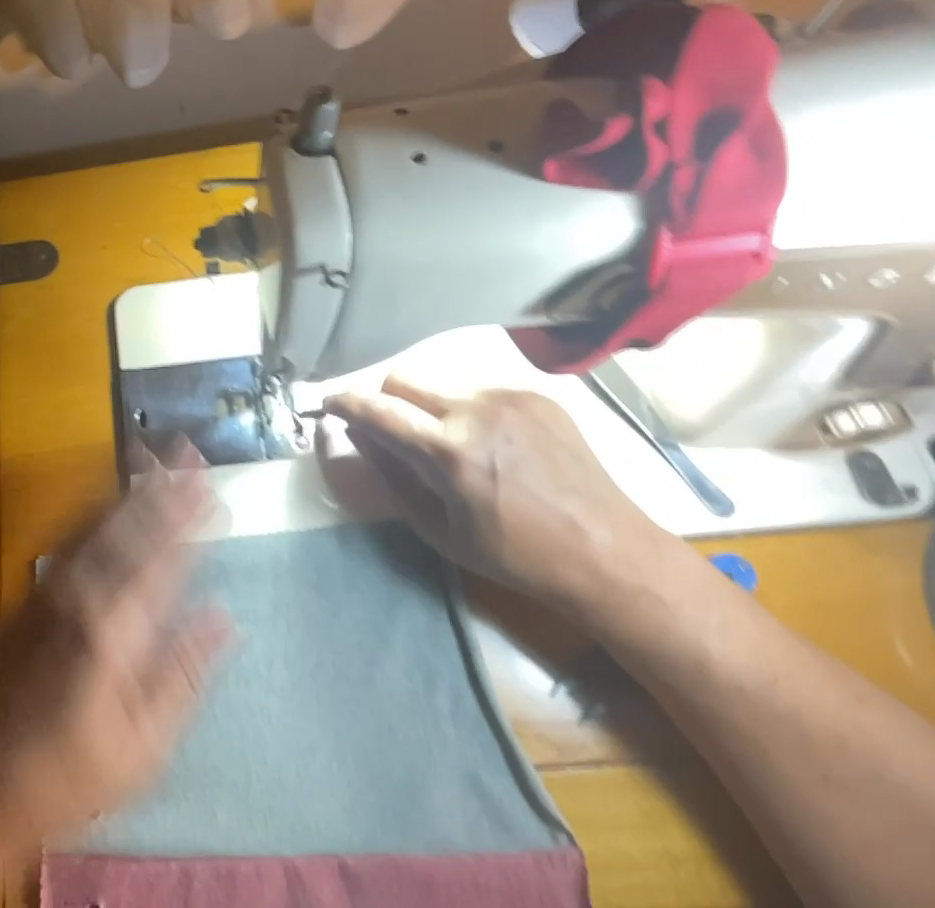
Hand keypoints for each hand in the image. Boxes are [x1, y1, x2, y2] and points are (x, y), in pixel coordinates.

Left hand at [0, 443, 231, 849]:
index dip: (187, 520)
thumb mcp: (142, 745)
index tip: (211, 487)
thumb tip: (223, 618)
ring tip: (155, 464)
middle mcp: (77, 597)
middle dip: (160, 490)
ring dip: (128, 494)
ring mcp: (45, 596)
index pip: (159, 558)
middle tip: (188, 453)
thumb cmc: (66, 774)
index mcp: (111, 630)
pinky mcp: (25, 603)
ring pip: (93, 528)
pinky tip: (105, 508)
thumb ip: (182, 674)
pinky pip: (67, 543)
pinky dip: (94, 516)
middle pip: (125, 529)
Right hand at [323, 377, 672, 615]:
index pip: (378, 411)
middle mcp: (477, 411)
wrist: (605, 549)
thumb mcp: (439, 530)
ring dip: (425, 403)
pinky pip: (479, 389)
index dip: (345, 404)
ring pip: (441, 381)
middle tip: (384, 427)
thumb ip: (393, 477)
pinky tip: (483, 441)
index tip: (329, 404)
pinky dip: (464, 408)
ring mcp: (511, 397)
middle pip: (404, 379)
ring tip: (442, 441)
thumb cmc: (514, 555)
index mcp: (449, 453)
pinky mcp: (537, 396)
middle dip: (383, 398)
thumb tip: (362, 438)